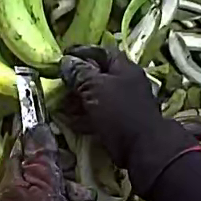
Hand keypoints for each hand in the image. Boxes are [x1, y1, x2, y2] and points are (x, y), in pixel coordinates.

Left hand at [0, 126, 72, 200]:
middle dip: (68, 182)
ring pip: (63, 199)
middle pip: (50, 177)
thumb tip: (36, 124)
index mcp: (11, 182)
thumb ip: (42, 158)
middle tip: (75, 190)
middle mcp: (19, 199)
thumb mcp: (43, 190)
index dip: (46, 147)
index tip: (64, 152)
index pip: (26, 152)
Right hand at [57, 45, 197, 193]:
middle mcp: (126, 83)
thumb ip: (80, 73)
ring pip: (97, 96)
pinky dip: (83, 116)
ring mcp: (124, 104)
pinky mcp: (120, 123)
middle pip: (99, 75)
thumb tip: (66, 62)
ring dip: (78, 98)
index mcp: (124, 68)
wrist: (142, 148)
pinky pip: (98, 114)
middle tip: (58, 81)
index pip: (102, 52)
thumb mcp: (95, 87)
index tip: (63, 56)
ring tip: (59, 101)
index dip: (82, 52)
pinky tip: (68, 120)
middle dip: (77, 78)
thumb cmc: (119, 111)